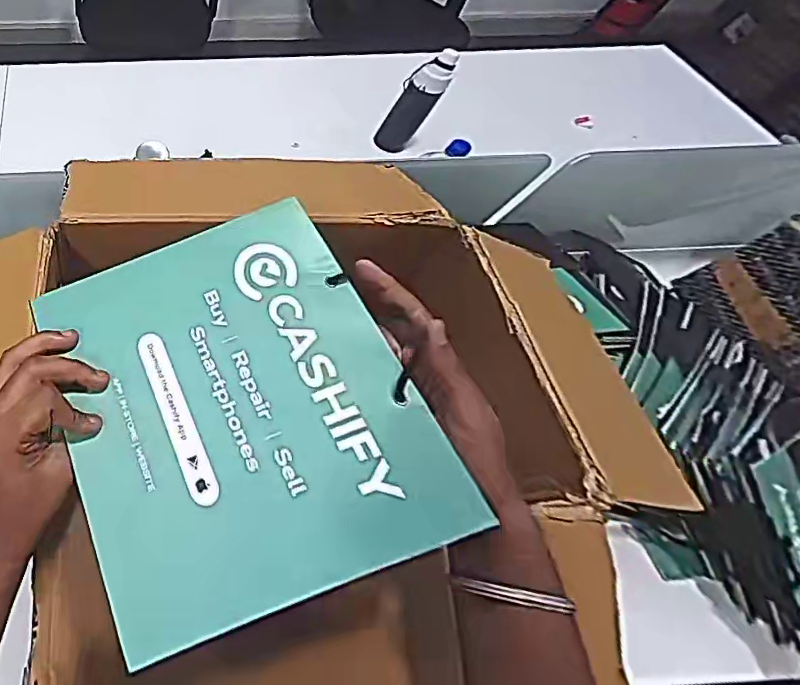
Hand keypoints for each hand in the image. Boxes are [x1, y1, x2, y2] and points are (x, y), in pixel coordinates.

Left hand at [0, 330, 108, 560]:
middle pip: (30, 368)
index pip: (45, 395)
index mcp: (6, 430)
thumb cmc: (30, 505)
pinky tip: (50, 351)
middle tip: (94, 373)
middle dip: (66, 366)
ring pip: (13, 359)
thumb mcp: (60, 471)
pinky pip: (9, 369)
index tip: (90, 423)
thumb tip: (92, 411)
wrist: (5, 524)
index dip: (72, 407)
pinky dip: (30, 355)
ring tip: (68, 338)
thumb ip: (74, 433)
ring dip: (42, 345)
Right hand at [351, 259, 520, 514]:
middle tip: (327, 300)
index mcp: (445, 374)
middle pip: (389, 338)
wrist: (480, 529)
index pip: (414, 322)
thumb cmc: (480, 475)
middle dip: (361, 314)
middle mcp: (425, 384)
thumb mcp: (467, 419)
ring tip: (320, 336)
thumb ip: (448, 374)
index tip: (361, 269)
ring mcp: (409, 407)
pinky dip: (350, 384)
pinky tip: (328, 384)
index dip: (389, 292)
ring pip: (375, 365)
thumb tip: (431, 323)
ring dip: (352, 348)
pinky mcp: (395, 430)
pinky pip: (369, 397)